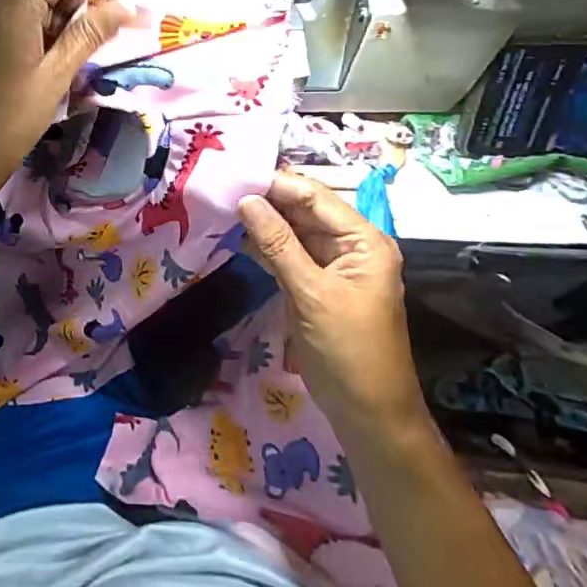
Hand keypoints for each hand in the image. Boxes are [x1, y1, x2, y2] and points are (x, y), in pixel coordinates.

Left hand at [0, 0, 130, 209]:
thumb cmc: (10, 121)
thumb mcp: (56, 76)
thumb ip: (89, 34)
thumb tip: (126, 5)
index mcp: (12, 5)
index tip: (121, 9)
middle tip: (112, 33)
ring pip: (35, 2)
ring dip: (67, 18)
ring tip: (90, 50)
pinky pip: (19, 21)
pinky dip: (45, 30)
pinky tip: (60, 58)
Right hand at [237, 171, 424, 433]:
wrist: (367, 412)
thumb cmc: (348, 351)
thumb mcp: (311, 294)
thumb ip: (278, 244)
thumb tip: (246, 200)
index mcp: (363, 241)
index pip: (315, 197)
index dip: (275, 184)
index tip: (233, 174)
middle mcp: (349, 246)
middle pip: (303, 210)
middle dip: (265, 199)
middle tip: (220, 187)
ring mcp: (331, 266)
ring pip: (291, 231)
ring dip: (261, 220)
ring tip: (221, 205)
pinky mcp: (313, 285)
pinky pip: (287, 254)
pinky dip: (263, 246)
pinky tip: (235, 236)